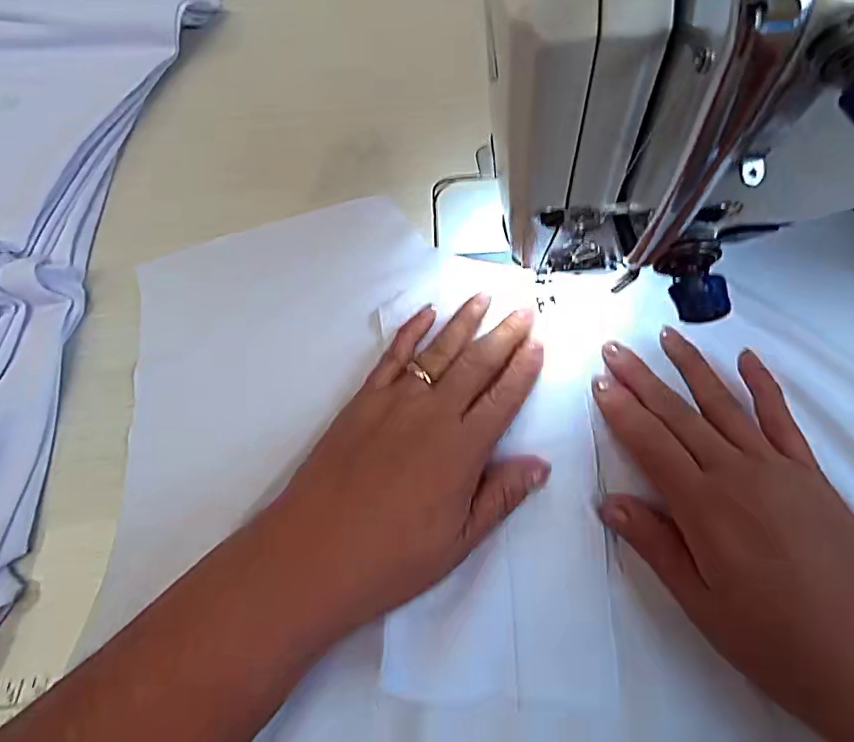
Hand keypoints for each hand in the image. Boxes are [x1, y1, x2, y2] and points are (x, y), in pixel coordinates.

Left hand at [248, 293, 548, 633]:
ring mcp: (395, 401)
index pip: (503, 398)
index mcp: (462, 449)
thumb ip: (500, 496)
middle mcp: (432, 413)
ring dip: (463, 322)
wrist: (314, 550)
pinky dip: (411, 331)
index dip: (524, 369)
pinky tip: (426, 313)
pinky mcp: (364, 399)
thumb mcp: (458, 541)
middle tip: (524, 310)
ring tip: (484, 297)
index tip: (539, 343)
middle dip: (504, 334)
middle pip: (476, 364)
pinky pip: (392, 356)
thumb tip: (539, 464)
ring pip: (438, 351)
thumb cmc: (391, 557)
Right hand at [594, 329, 853, 741]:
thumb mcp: (704, 607)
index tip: (599, 381)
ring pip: (723, 405)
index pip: (650, 443)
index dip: (620, 410)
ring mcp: (777, 467)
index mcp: (704, 506)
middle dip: (641, 379)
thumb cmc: (782, 644)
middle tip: (614, 348)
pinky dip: (762, 384)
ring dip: (691, 367)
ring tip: (666, 337)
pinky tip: (747, 358)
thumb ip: (655, 547)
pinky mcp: (810, 473)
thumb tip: (609, 503)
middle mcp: (736, 473)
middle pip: (678, 414)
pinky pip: (780, 418)